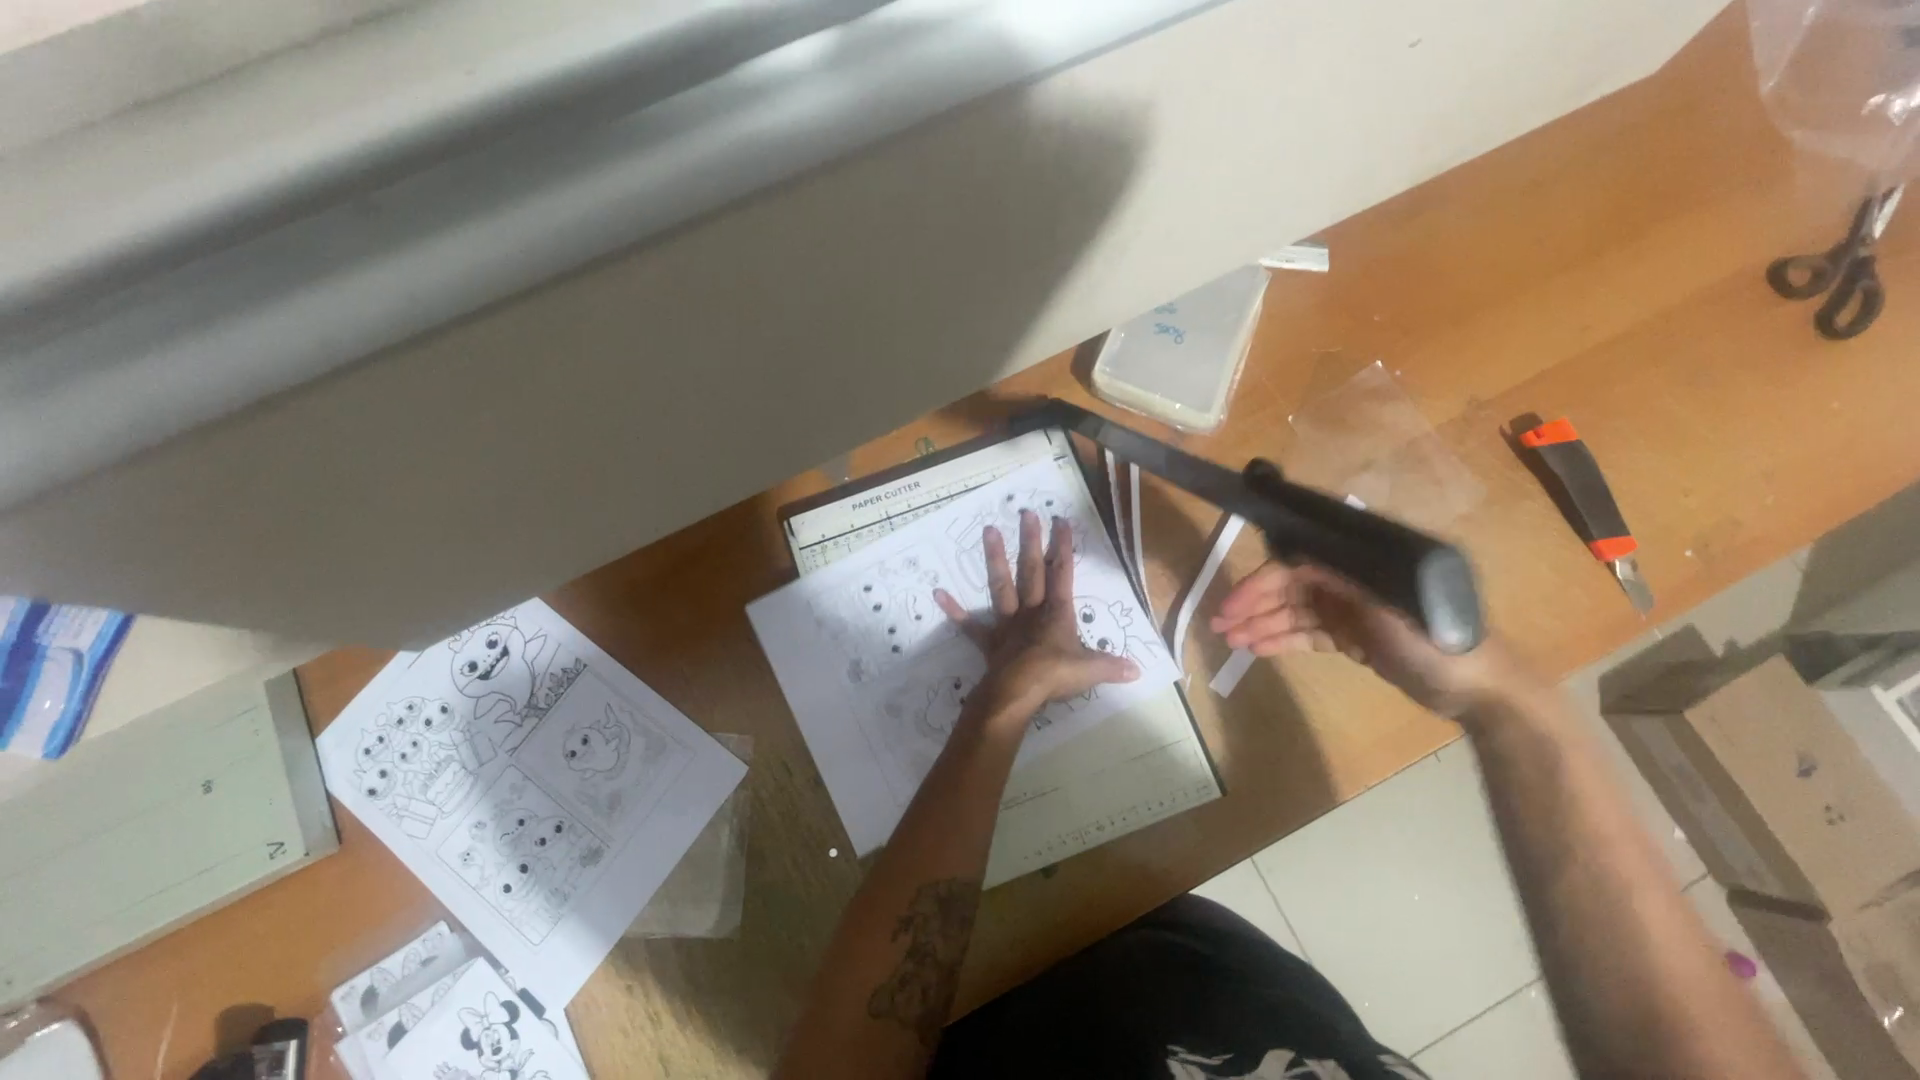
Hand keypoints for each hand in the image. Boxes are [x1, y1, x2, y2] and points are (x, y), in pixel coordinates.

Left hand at [935, 510, 1139, 720]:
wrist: (1018, 692)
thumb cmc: (1055, 675)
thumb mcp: (1091, 670)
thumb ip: (1112, 666)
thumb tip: (1137, 670)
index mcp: (1057, 612)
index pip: (1062, 573)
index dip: (1063, 547)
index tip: (1061, 521)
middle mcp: (1031, 611)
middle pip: (1031, 570)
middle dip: (1030, 541)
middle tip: (1026, 513)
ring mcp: (1007, 624)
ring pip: (1001, 586)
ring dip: (994, 558)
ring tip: (988, 530)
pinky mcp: (988, 641)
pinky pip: (969, 625)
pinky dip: (954, 611)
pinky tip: (937, 593)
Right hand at [1209, 561, 1530, 715]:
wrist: (1479, 692)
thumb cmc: (1441, 644)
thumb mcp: (1390, 610)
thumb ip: (1344, 583)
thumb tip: (1293, 557)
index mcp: (1367, 563)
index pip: (1301, 564)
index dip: (1263, 582)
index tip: (1233, 603)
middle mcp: (1355, 580)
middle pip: (1293, 587)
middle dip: (1254, 604)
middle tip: (1219, 624)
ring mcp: (1354, 609)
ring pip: (1296, 612)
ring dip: (1262, 623)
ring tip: (1230, 640)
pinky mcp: (1355, 636)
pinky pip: (1310, 634)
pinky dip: (1283, 640)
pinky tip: (1256, 649)